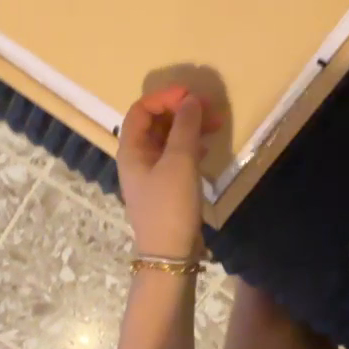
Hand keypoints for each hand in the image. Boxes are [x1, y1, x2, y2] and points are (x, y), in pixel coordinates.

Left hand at [116, 85, 218, 258]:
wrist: (170, 253)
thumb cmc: (170, 204)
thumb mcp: (180, 161)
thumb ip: (185, 126)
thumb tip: (190, 100)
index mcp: (131, 149)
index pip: (141, 110)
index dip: (164, 97)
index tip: (191, 95)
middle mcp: (137, 158)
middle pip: (156, 122)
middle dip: (182, 111)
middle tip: (210, 108)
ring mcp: (151, 173)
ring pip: (168, 139)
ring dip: (190, 127)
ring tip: (217, 124)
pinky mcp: (166, 186)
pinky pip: (176, 156)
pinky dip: (191, 145)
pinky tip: (208, 147)